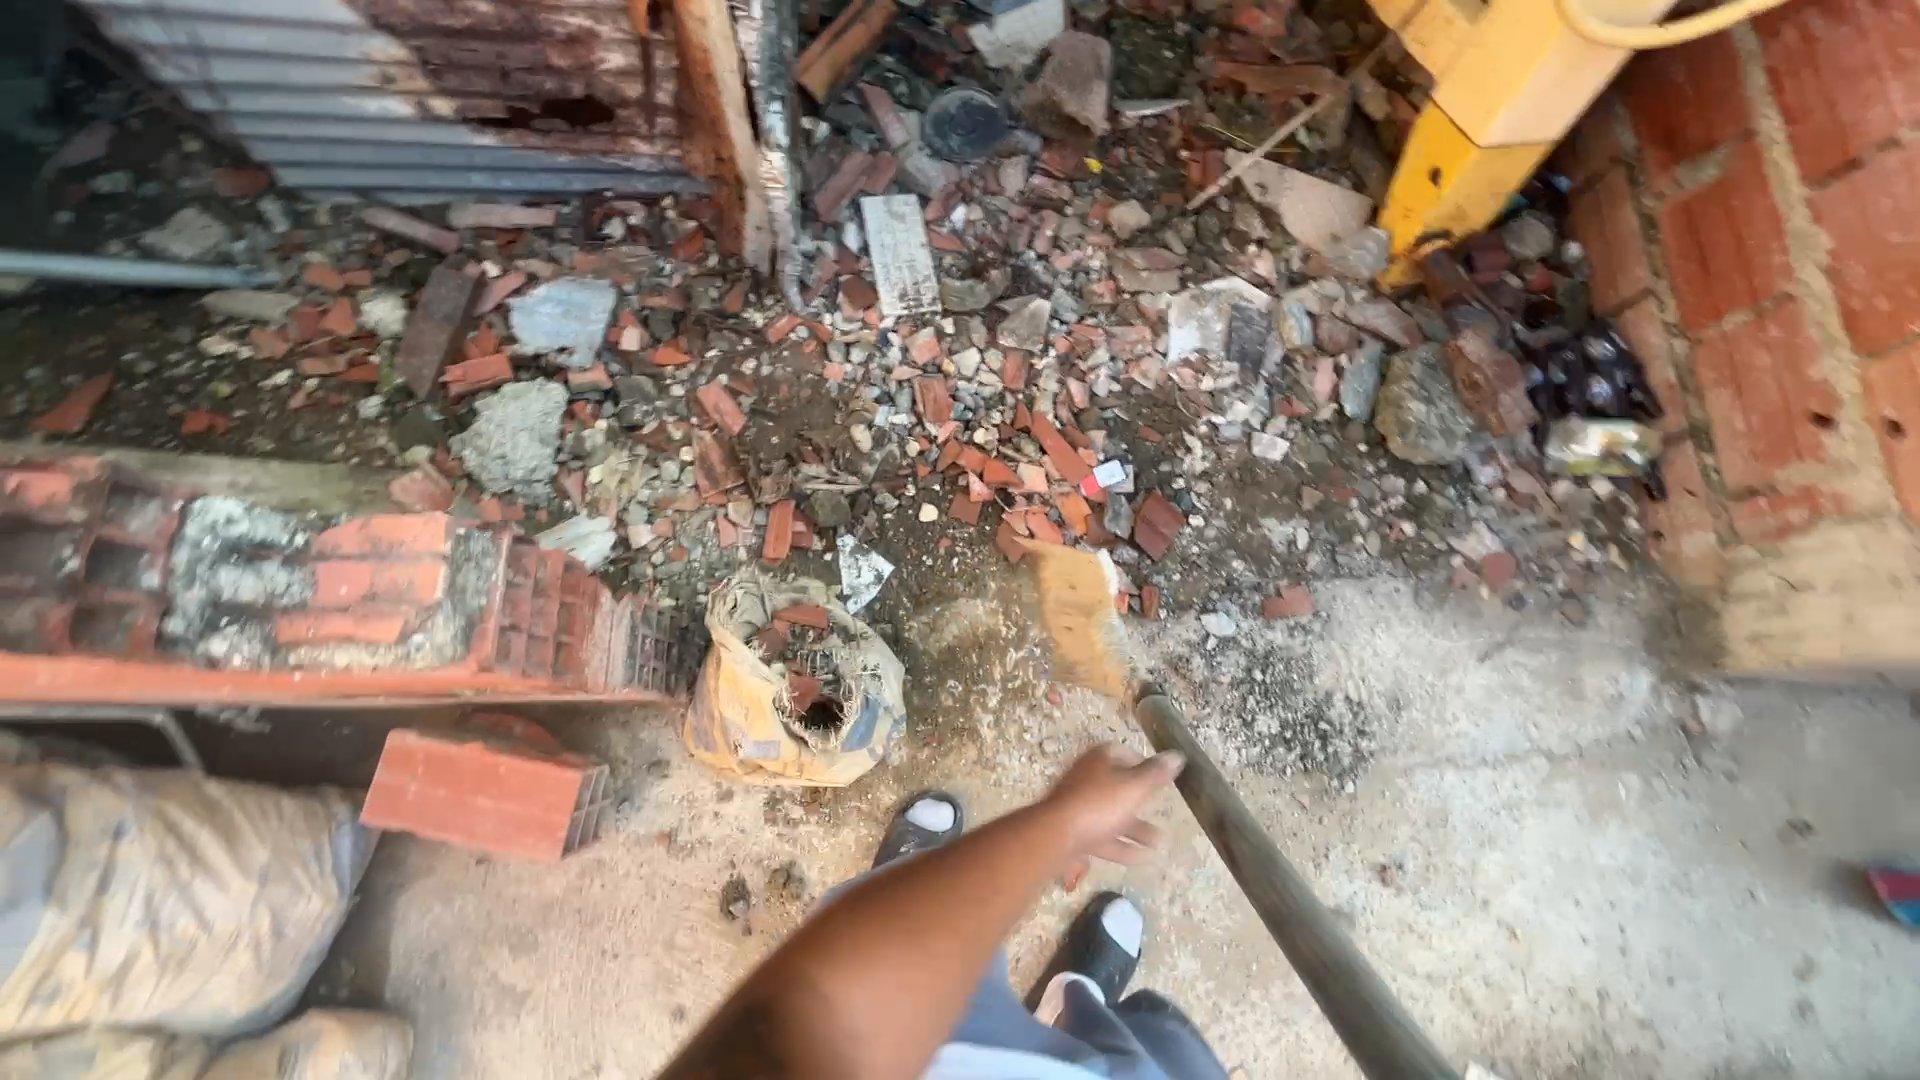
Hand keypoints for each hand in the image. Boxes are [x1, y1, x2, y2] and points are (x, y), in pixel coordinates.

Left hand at [1041, 744, 1184, 885]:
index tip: (1159, 778)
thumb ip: (1155, 773)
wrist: (1057, 835)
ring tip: (1158, 842)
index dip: (1142, 763)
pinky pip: (1102, 837)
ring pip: (1111, 814)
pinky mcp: (1074, 831)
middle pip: (1117, 785)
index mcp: (1099, 760)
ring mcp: (1078, 806)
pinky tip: (1141, 858)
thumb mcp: (1134, 786)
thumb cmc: (1099, 804)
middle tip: (1160, 809)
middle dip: (1140, 800)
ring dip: (1135, 828)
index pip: (1122, 753)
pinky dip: (1121, 846)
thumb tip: (1177, 755)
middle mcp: (1086, 778)